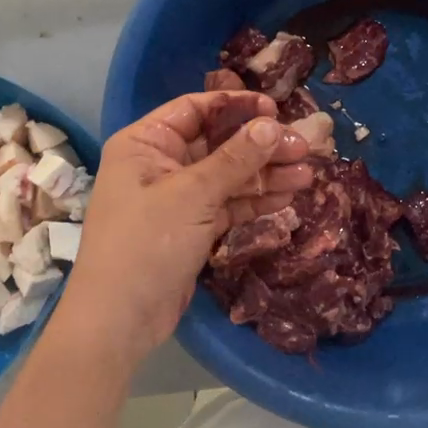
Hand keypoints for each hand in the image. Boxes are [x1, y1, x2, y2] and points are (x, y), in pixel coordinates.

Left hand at [53, 92, 313, 360]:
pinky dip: (255, 201)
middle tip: (305, 148)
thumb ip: (236, 159)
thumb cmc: (147, 244)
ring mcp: (176, 198)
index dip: (237, 107)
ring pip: (228, 175)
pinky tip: (288, 197)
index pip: (196, 109)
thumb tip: (272, 125)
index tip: (278, 110)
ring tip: (308, 174)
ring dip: (266, 174)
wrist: (119, 320)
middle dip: (261, 146)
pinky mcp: (191, 228)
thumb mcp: (193, 195)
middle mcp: (159, 164)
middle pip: (218, 143)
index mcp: (146, 143)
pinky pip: (228, 204)